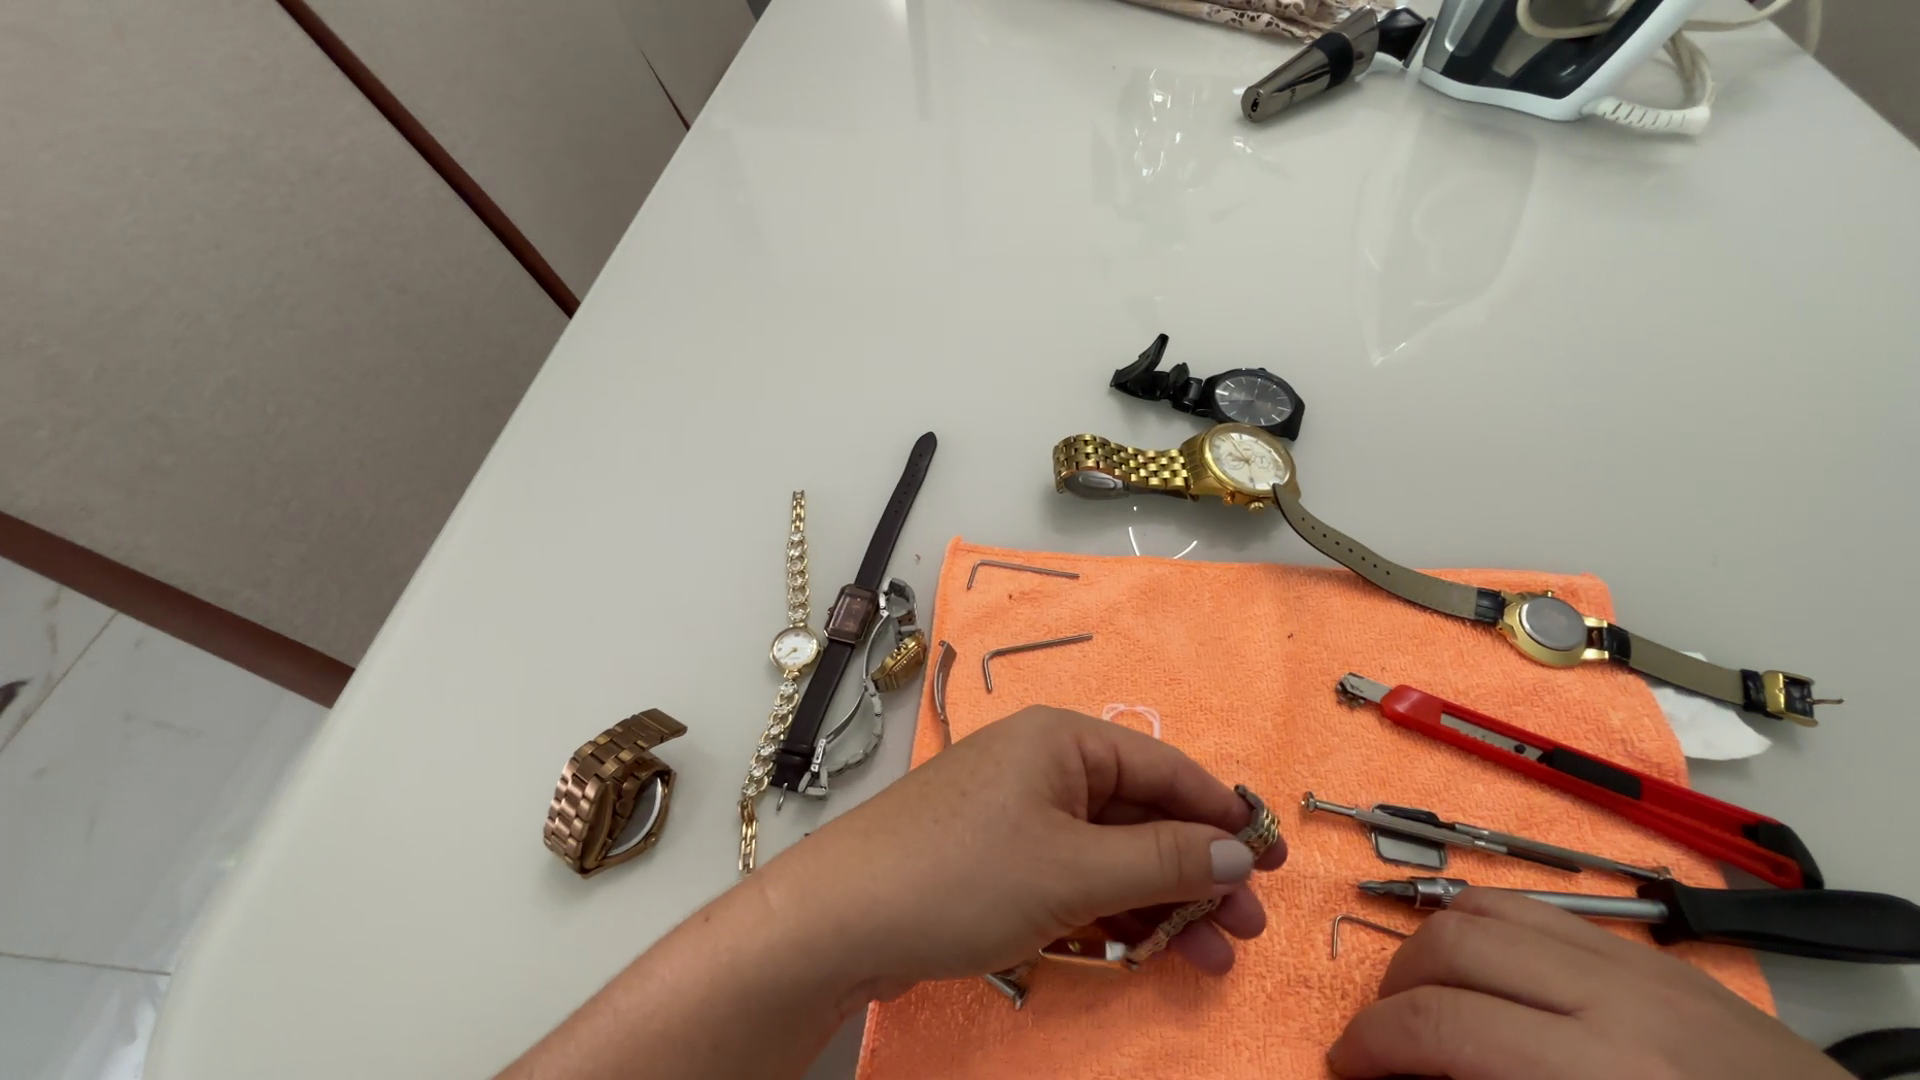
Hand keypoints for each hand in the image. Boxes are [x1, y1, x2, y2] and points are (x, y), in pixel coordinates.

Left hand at [751, 705, 1287, 999]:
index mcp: (1061, 740)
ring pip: (1111, 853)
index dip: (1222, 813)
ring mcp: (1020, 815)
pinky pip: (1074, 877)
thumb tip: (1240, 848)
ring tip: (1211, 955)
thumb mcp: (1074, 869)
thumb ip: (1164, 860)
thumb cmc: (963, 875)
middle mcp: (1043, 766)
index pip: (1163, 767)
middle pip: (1141, 814)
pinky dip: (1112, 912)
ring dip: (1161, 901)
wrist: (841, 921)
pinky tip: (1148, 950)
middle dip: (1196, 870)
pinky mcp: (1002, 860)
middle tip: (1247, 926)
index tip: (1272, 863)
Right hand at [1329, 888, 1851, 1079]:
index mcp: (1608, 1074)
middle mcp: (1616, 1000)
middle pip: (1448, 948)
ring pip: (1480, 909)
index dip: (1372, 1043)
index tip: (1345, 1064)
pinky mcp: (1650, 955)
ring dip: (1425, 948)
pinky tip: (1479, 973)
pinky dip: (1476, 929)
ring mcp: (1635, 964)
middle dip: (1389, 991)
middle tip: (1382, 1038)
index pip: (1443, 1028)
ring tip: (1421, 997)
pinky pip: (1530, 909)